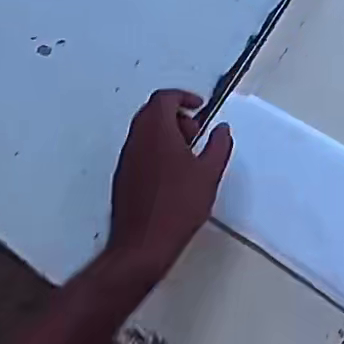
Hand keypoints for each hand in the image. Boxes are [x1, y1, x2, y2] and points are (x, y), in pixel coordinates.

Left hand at [106, 89, 232, 278]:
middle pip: (152, 111)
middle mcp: (137, 140)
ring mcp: (126, 159)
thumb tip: (221, 130)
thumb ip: (218, 145)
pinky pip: (140, 149)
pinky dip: (156, 147)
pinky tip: (174, 172)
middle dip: (176, 113)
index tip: (199, 106)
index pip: (164, 98)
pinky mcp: (123, 177)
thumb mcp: (210, 173)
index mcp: (156, 131)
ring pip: (144, 130)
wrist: (142, 247)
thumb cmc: (177, 207)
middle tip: (195, 130)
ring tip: (188, 153)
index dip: (183, 96)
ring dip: (166, 131)